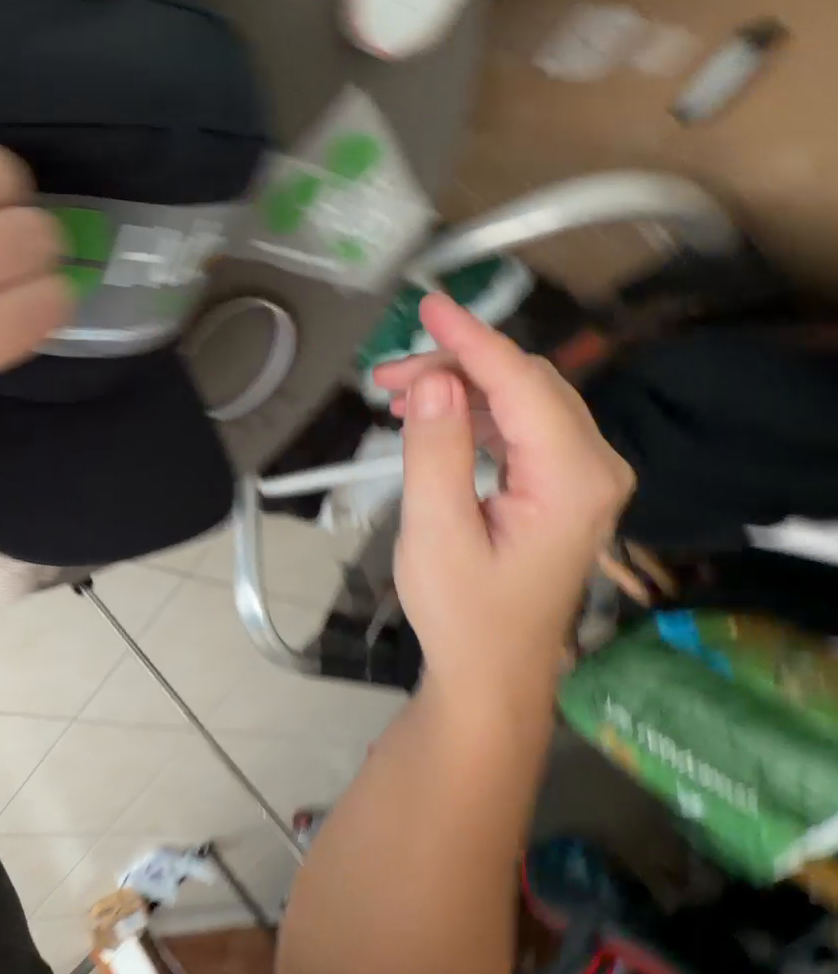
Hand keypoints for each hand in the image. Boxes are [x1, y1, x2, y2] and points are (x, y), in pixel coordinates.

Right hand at [374, 295, 633, 696]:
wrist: (490, 666)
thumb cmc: (462, 609)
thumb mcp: (435, 531)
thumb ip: (436, 453)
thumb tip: (430, 384)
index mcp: (573, 477)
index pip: (522, 385)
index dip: (473, 341)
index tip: (429, 307)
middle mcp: (592, 466)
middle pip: (526, 385)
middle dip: (455, 366)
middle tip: (381, 376)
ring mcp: (581, 476)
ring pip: (522, 402)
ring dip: (459, 389)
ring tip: (393, 396)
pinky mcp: (561, 487)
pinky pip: (519, 428)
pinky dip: (472, 414)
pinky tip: (431, 421)